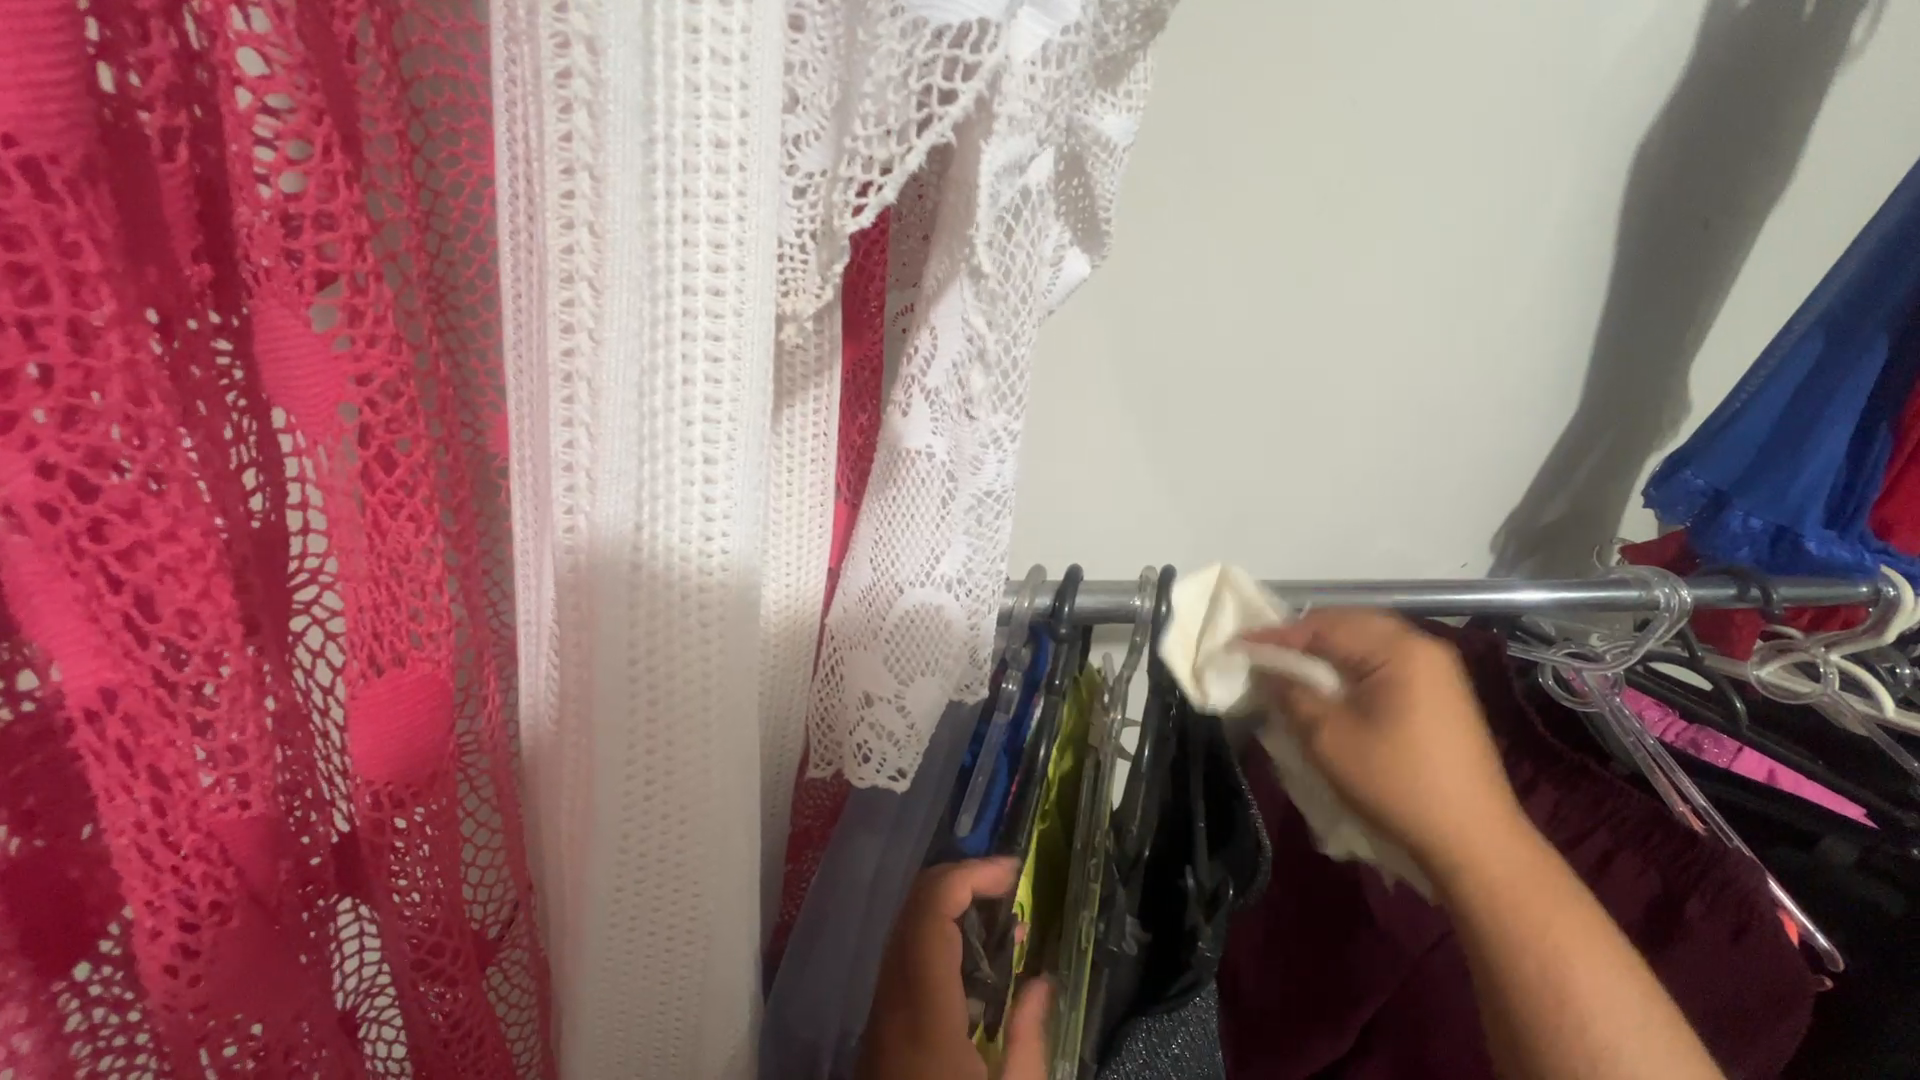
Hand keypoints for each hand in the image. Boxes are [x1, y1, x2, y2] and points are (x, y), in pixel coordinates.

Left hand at [858, 858, 1052, 1079]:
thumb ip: (1027, 1037)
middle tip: (1011, 886)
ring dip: (951, 906)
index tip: (1013, 872)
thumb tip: (1041, 982)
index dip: (969, 876)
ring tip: (1001, 918)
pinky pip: (905, 953)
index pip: (931, 912)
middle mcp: (892, 995)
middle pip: (915, 906)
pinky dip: (939, 933)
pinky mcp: (880, 1021)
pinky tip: (974, 956)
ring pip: (907, 925)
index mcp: (924, 1008)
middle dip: (963, 880)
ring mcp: (880, 1006)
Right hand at [1246, 610, 1528, 878]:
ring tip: (1290, 668)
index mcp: (1399, 649)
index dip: (1277, 635)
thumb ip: (1292, 693)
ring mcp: (1438, 671)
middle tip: (1263, 653)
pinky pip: (1385, 664)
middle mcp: (1423, 648)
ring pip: (1368, 643)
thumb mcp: (1328, 738)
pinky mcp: (1441, 695)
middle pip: (1350, 625)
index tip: (1238, 644)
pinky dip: (1351, 667)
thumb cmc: (1396, 783)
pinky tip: (1330, 687)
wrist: (1473, 840)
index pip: (1325, 626)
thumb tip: (1266, 670)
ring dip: (1327, 651)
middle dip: (1303, 636)